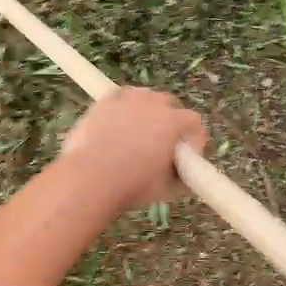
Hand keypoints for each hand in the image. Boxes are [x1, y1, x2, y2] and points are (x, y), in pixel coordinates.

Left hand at [60, 87, 208, 210]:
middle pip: (171, 104)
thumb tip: (187, 179)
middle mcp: (153, 104)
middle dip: (170, 122)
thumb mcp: (166, 190)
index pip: (195, 122)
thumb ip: (182, 180)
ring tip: (137, 132)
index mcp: (173, 123)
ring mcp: (128, 99)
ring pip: (146, 96)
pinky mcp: (105, 101)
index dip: (193, 139)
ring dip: (147, 110)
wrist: (90, 177)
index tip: (186, 157)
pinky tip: (118, 122)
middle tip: (161, 145)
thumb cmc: (132, 185)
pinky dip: (124, 107)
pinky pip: (122, 96)